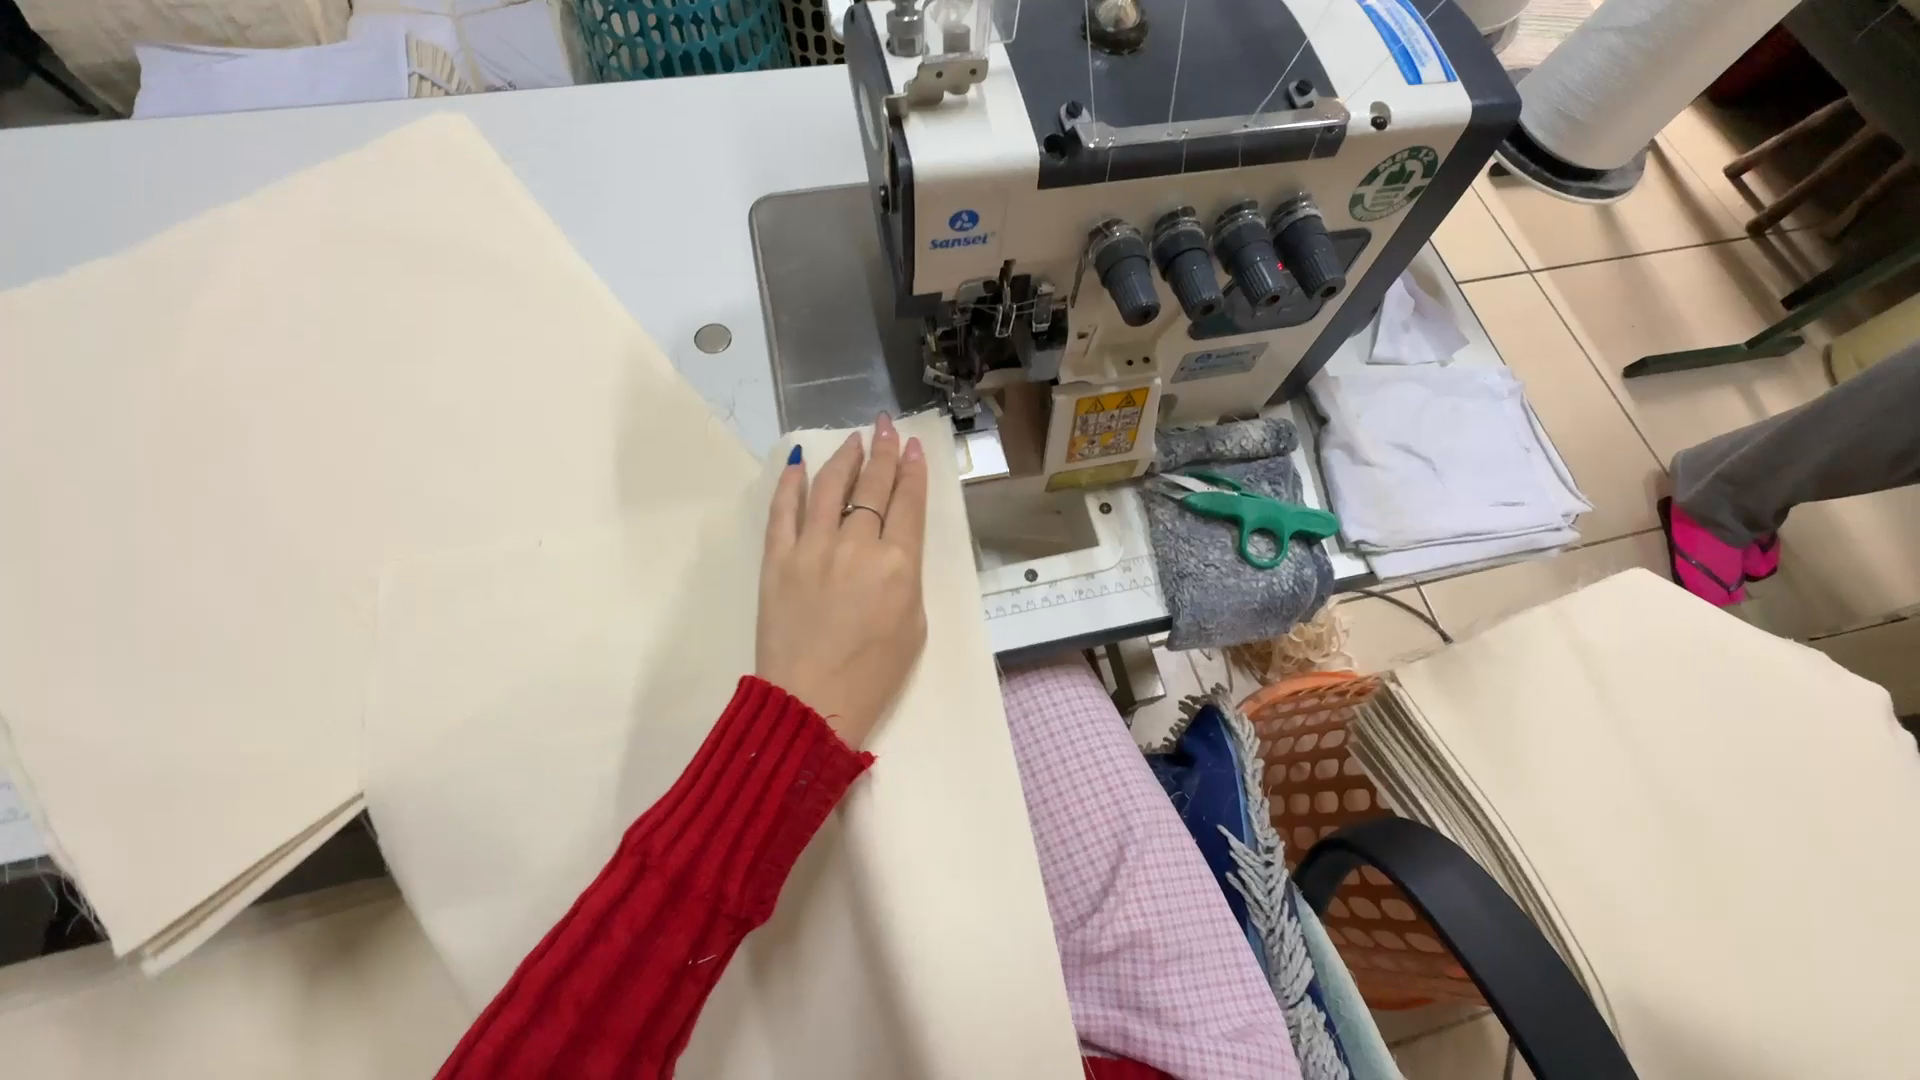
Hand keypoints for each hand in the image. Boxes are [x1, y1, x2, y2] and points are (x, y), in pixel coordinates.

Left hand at [757, 414, 928, 748]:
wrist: (811, 704)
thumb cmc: (873, 676)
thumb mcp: (914, 626)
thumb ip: (905, 578)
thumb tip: (892, 550)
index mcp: (899, 564)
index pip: (909, 503)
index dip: (913, 471)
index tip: (913, 447)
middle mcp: (857, 545)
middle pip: (874, 486)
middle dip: (884, 451)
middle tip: (887, 427)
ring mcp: (813, 548)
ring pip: (830, 488)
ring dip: (844, 458)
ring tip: (853, 439)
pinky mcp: (777, 559)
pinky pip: (783, 511)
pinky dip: (790, 483)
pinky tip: (798, 464)